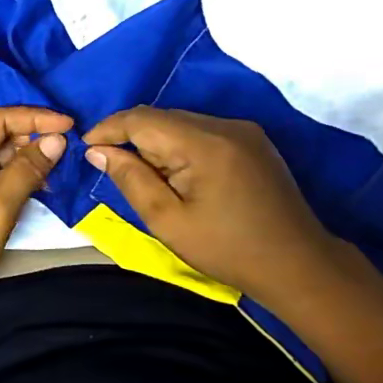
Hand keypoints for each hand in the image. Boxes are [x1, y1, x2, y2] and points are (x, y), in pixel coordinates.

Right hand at [83, 107, 338, 303]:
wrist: (298, 264)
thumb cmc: (226, 249)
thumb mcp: (167, 221)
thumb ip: (130, 179)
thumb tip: (98, 151)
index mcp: (205, 144)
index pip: (142, 119)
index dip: (108, 129)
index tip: (85, 148)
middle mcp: (226, 125)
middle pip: (162, 117)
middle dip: (130, 137)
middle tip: (111, 167)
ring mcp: (243, 130)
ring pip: (180, 122)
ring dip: (154, 142)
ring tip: (143, 174)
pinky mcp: (252, 140)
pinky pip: (201, 131)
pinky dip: (178, 145)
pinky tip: (174, 172)